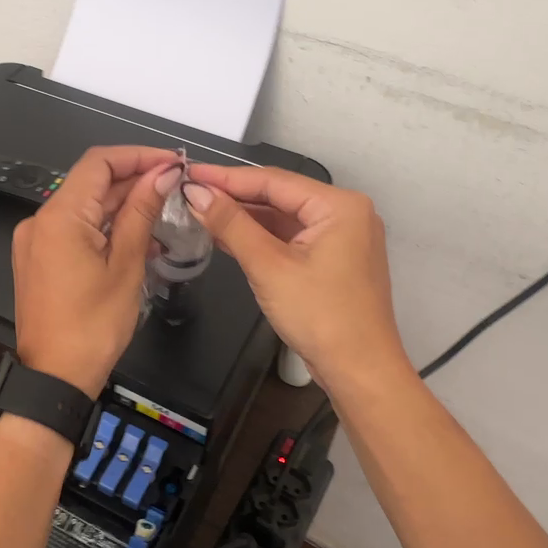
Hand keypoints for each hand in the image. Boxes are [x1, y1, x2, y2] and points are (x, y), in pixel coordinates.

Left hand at [12, 146, 180, 397]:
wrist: (55, 379)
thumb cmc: (92, 327)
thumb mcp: (126, 265)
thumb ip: (142, 212)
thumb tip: (162, 175)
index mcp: (59, 217)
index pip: (99, 163)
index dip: (138, 155)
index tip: (171, 162)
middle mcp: (40, 221)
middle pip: (90, 183)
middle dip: (133, 179)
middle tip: (175, 185)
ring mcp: (36, 241)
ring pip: (85, 207)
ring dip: (122, 204)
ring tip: (163, 211)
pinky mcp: (38, 259)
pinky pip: (75, 229)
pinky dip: (105, 227)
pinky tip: (137, 237)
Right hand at [182, 166, 407, 390]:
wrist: (360, 372)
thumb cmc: (320, 317)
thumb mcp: (269, 266)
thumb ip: (231, 224)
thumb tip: (195, 192)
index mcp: (339, 205)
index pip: (272, 180)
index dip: (226, 177)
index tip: (188, 174)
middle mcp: (345, 213)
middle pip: (279, 196)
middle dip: (233, 197)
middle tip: (188, 192)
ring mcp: (342, 237)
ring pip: (283, 218)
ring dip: (244, 218)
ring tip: (199, 211)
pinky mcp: (334, 260)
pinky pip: (291, 238)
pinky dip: (260, 238)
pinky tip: (226, 236)